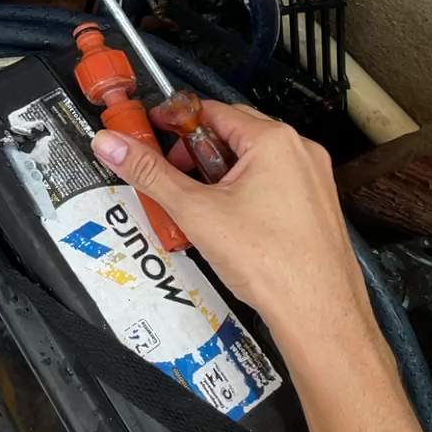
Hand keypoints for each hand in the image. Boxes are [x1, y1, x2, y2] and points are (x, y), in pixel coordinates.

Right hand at [89, 99, 366, 330]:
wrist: (321, 322)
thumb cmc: (270, 264)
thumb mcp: (194, 210)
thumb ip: (148, 172)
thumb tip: (111, 144)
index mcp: (274, 141)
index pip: (210, 110)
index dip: (173, 121)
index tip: (150, 134)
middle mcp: (299, 152)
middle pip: (229, 132)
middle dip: (192, 151)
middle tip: (169, 174)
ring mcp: (312, 180)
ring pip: (248, 159)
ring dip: (214, 173)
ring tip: (194, 204)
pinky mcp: (315, 206)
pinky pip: (268, 181)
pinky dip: (239, 190)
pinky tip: (224, 220)